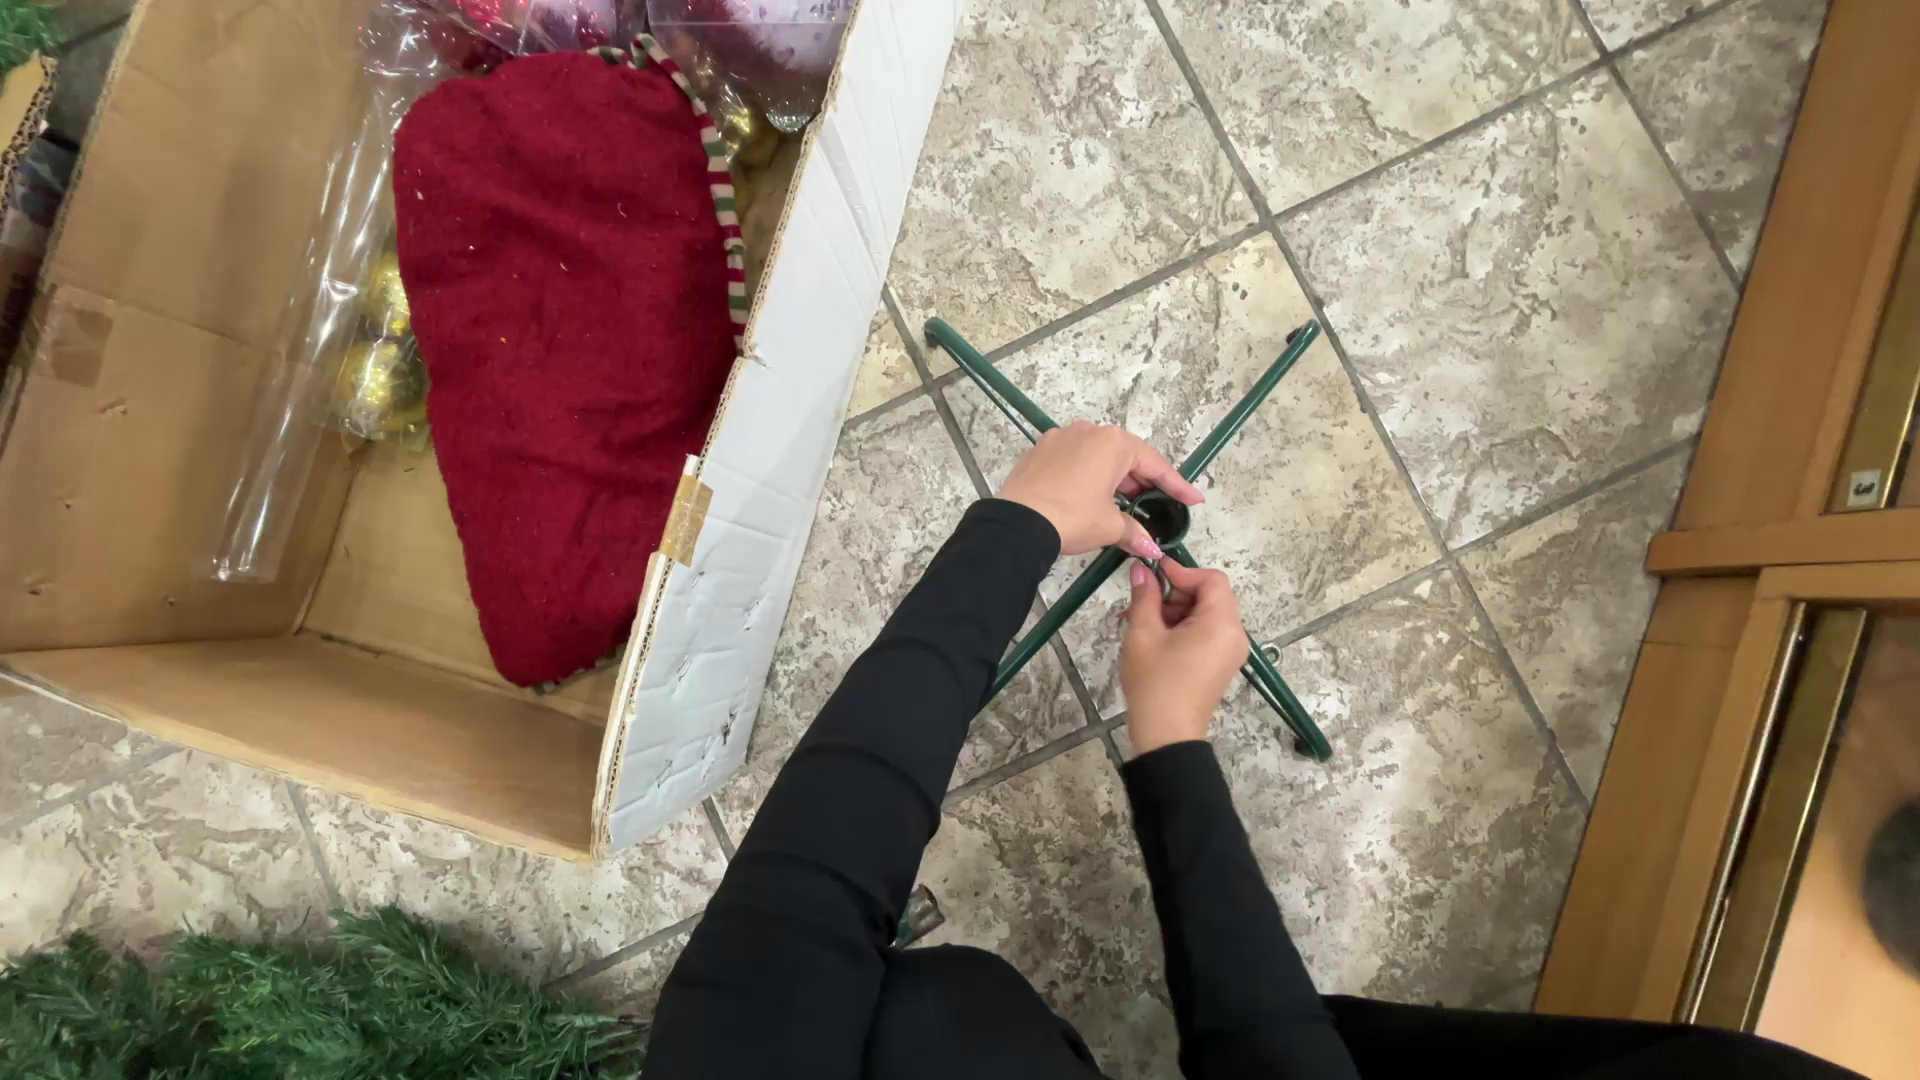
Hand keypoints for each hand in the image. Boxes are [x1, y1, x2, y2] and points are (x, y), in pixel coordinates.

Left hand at [996, 421, 1202, 557]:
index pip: (1154, 464)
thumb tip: (1149, 546)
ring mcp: (1060, 438)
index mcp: (1112, 443)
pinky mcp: (1039, 452)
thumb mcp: (1108, 526)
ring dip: (1113, 479)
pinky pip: (1073, 461)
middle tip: (1157, 505)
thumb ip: (1133, 531)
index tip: (1192, 498)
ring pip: (1097, 457)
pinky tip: (1091, 498)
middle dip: (1142, 482)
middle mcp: (1087, 431)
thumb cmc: (1070, 517)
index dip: (1175, 485)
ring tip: (1124, 506)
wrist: (1018, 524)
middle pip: (1125, 457)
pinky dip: (1087, 477)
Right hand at [1121, 559, 1247, 754]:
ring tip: (1141, 621)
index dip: (1181, 572)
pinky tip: (1154, 636)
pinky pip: (1207, 632)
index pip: (1211, 579)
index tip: (1151, 575)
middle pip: (1211, 595)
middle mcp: (1235, 634)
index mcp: (1221, 624)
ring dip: (1175, 609)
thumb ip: (1144, 596)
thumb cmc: (1155, 683)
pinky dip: (1183, 626)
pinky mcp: (1221, 663)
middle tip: (1142, 602)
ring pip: (1206, 613)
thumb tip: (1141, 568)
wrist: (1166, 735)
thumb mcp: (1143, 634)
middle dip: (1176, 592)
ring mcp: (1230, 651)